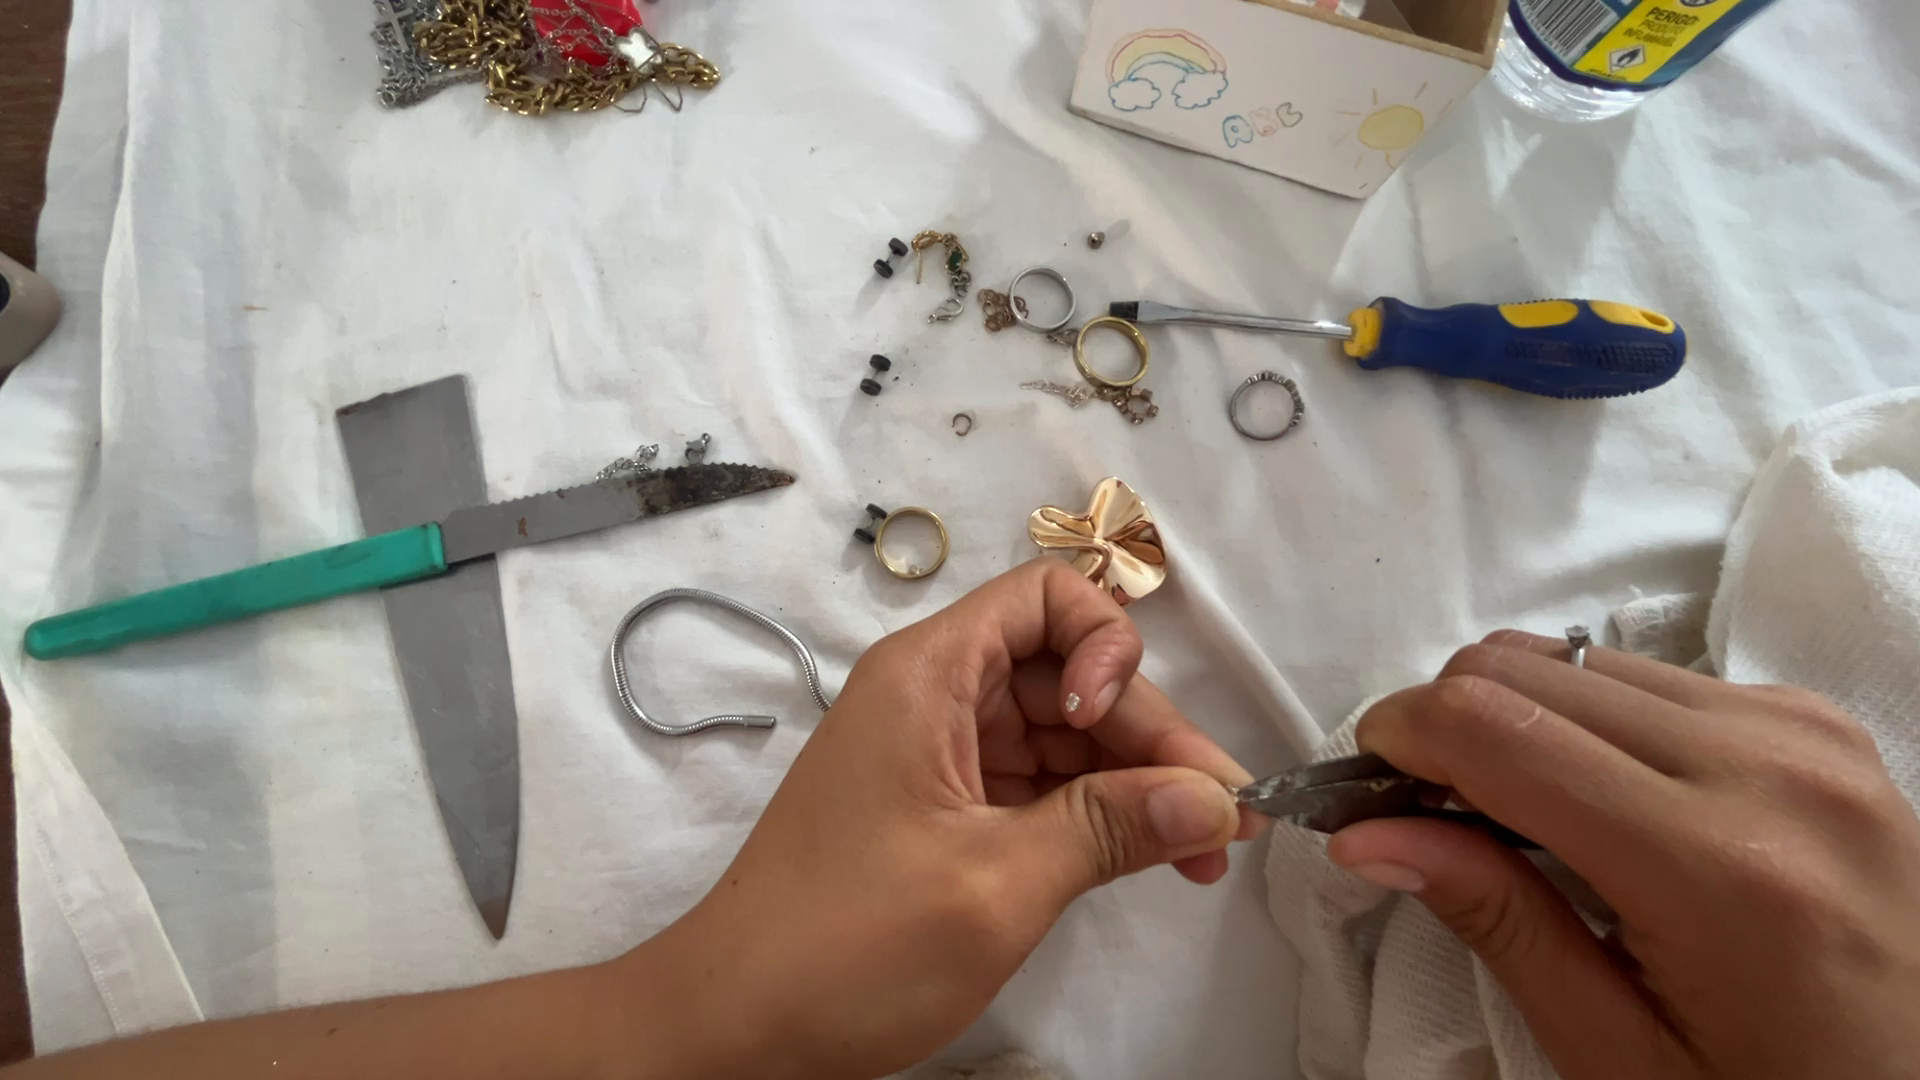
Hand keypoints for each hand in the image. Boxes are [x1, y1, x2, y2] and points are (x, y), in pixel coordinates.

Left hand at [627, 559, 1262, 1078]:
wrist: (740, 1026)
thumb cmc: (853, 943)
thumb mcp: (998, 883)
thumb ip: (1112, 828)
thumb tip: (1217, 800)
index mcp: (932, 670)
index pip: (1043, 597)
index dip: (1101, 644)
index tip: (1111, 727)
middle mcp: (940, 690)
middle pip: (1067, 673)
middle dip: (1144, 736)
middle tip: (1221, 816)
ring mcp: (945, 746)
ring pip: (1061, 732)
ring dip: (1132, 781)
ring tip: (1203, 851)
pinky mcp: (950, 799)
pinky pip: (1038, 780)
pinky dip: (1093, 812)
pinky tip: (1149, 854)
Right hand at [1326, 631, 1919, 1079]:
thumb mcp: (1616, 1052)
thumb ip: (1489, 916)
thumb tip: (1358, 835)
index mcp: (1723, 872)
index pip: (1489, 727)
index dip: (1396, 738)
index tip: (1370, 789)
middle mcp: (1768, 766)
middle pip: (1506, 669)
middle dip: (1433, 723)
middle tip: (1432, 804)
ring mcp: (1795, 725)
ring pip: (1551, 654)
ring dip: (1494, 712)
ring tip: (1511, 797)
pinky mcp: (1800, 712)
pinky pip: (1613, 667)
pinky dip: (1558, 707)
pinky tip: (1583, 781)